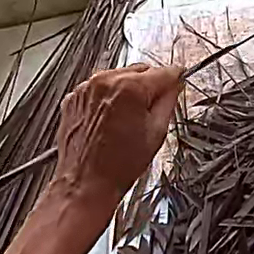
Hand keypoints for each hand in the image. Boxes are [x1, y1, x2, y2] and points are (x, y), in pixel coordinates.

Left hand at [52, 64, 183, 205]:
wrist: (85, 182)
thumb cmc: (117, 165)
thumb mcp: (157, 132)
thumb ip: (169, 102)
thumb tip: (174, 87)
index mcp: (129, 88)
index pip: (163, 72)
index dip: (176, 77)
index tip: (179, 80)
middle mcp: (105, 82)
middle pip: (140, 71)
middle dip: (150, 86)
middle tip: (153, 109)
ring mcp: (86, 89)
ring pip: (119, 78)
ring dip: (128, 91)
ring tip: (128, 120)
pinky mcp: (74, 98)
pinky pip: (99, 89)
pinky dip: (108, 99)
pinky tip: (111, 121)